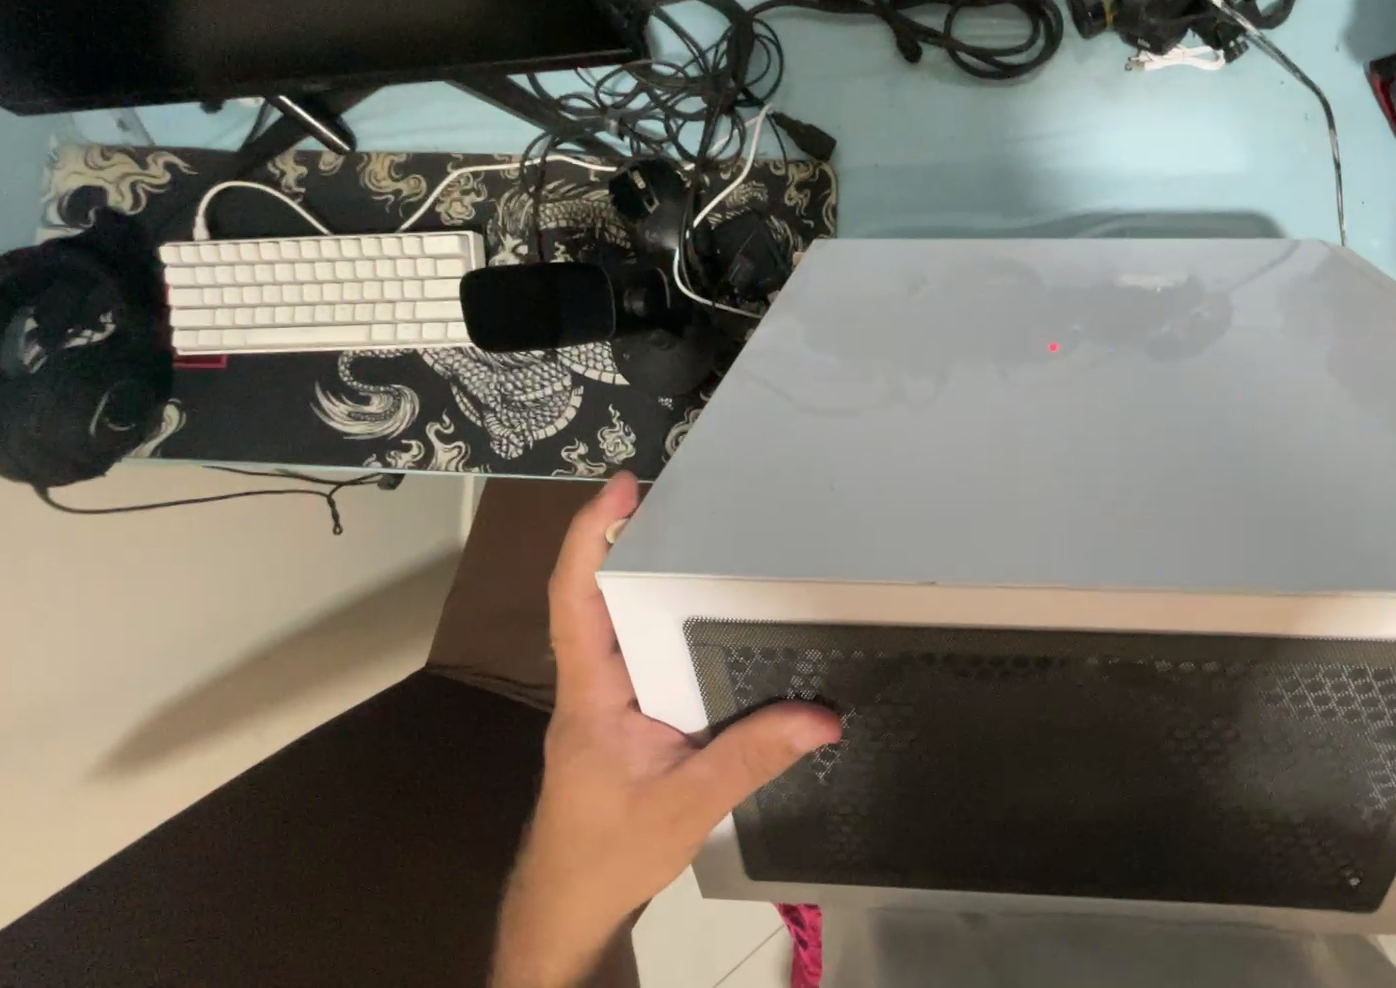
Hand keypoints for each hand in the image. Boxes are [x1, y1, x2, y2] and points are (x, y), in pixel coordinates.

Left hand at [492, 472, 842, 987]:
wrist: (572, 905)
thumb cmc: (609, 852)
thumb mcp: (686, 804)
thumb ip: (751, 758)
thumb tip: (823, 719)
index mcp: (592, 691)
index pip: (576, 600)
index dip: (590, 538)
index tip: (622, 489)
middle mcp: (595, 683)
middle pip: (600, 596)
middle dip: (629, 541)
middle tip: (681, 499)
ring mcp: (608, 699)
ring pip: (623, 625)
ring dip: (650, 579)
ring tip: (702, 541)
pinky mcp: (627, 716)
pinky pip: (646, 655)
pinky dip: (669, 623)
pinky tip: (711, 619)